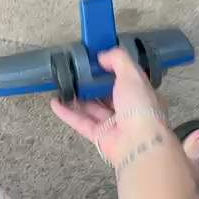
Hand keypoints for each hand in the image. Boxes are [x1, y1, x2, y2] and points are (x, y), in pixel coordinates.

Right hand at [51, 46, 170, 166]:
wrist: (137, 142)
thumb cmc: (140, 106)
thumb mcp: (132, 74)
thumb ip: (118, 60)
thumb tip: (102, 56)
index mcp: (143, 96)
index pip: (129, 81)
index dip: (115, 71)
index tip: (98, 62)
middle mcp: (130, 111)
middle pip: (109, 96)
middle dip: (94, 86)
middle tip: (78, 73)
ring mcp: (114, 125)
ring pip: (94, 110)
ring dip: (79, 99)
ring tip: (64, 86)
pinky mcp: (99, 137)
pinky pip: (81, 122)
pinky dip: (67, 113)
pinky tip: (55, 103)